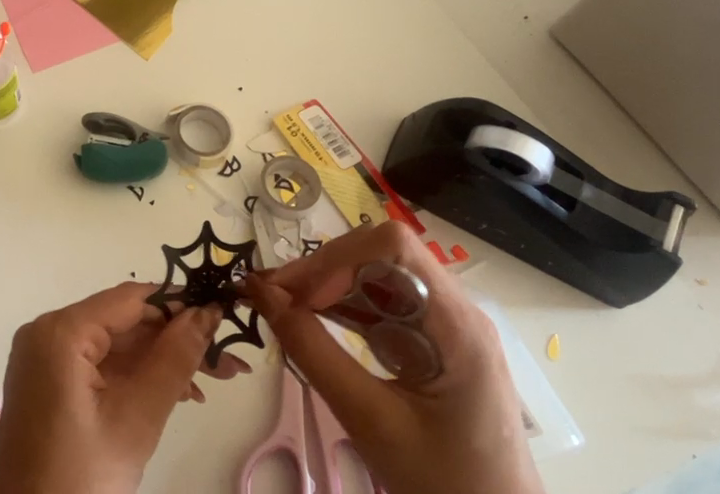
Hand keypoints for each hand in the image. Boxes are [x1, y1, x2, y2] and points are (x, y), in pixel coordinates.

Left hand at [0, 282, 251, 493]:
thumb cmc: (81, 475)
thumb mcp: (136, 418)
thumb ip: (173, 361)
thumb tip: (204, 313)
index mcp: (60, 331)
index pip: (129, 299)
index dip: (178, 304)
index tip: (224, 316)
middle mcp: (47, 332)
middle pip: (123, 321)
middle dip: (176, 338)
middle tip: (230, 363)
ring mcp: (44, 358)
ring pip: (114, 345)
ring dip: (161, 360)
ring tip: (215, 383)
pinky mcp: (48, 383)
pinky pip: (98, 365)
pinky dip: (135, 376)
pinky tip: (176, 393)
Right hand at [240, 221, 544, 493]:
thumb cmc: (444, 482)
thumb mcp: (370, 420)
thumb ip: (313, 353)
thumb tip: (261, 295)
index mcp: (458, 326)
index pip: (393, 249)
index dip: (337, 260)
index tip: (296, 296)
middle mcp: (457, 311)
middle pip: (381, 255)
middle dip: (322, 270)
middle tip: (272, 298)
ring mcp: (447, 324)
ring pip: (376, 274)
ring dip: (325, 285)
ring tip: (280, 306)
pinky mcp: (435, 341)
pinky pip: (382, 303)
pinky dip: (340, 305)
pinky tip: (310, 321)